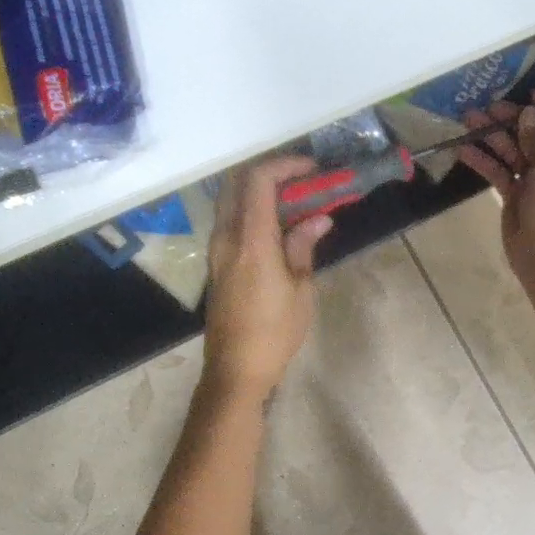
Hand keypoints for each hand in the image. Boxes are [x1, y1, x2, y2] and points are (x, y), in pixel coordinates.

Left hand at [201, 155, 334, 400]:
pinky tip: (279, 227)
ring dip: (260, 192)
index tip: (312, 169)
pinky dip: (253, 211)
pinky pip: (231, 221)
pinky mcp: (217, 263)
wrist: (236, 369)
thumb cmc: (275, 332)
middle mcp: (226, 238)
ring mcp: (216, 250)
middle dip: (270, 172)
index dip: (285, 165)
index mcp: (251, 241)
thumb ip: (304, 248)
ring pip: (231, 201)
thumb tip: (318, 219)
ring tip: (295, 202)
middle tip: (302, 181)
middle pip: (237, 183)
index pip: (259, 181)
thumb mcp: (300, 290)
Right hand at [456, 90, 534, 293]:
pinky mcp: (514, 194)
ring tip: (468, 119)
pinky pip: (499, 171)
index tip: (531, 96)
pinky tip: (463, 148)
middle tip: (488, 107)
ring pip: (513, 150)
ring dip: (492, 135)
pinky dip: (483, 160)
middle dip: (513, 118)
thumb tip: (528, 112)